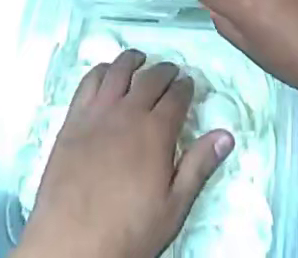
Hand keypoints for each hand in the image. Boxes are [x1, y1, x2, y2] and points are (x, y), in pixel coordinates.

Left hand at [17, 50, 232, 257]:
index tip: (190, 84)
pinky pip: (88, 82)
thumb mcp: (173, 206)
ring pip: (119, 71)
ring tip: (140, 58)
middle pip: (150, 78)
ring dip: (133, 60)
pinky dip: (101, 70)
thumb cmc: (128, 230)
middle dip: (165, 71)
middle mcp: (128, 112)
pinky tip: (106, 71)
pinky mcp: (73, 118)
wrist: (71, 243)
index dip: (186, 87)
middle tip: (171, 72)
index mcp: (156, 131)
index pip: (177, 96)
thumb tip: (226, 135)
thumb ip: (199, 166)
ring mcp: (98, 112)